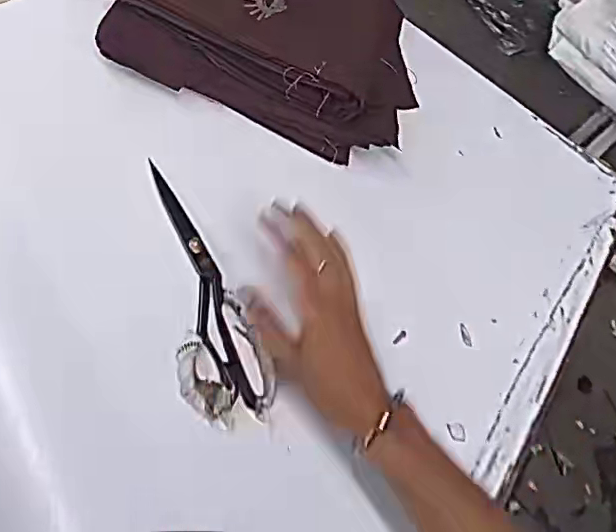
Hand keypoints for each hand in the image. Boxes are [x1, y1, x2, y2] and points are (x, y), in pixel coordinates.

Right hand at [242, 205, 389, 439]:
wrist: (367, 407)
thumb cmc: (332, 387)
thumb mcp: (290, 361)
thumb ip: (266, 326)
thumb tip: (248, 296)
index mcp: (315, 307)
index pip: (294, 260)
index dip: (279, 236)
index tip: (266, 220)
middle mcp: (334, 298)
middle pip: (316, 249)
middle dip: (298, 224)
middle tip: (282, 208)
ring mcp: (346, 300)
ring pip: (332, 254)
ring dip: (317, 230)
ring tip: (303, 213)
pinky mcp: (354, 307)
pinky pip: (345, 266)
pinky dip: (337, 247)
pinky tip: (333, 239)